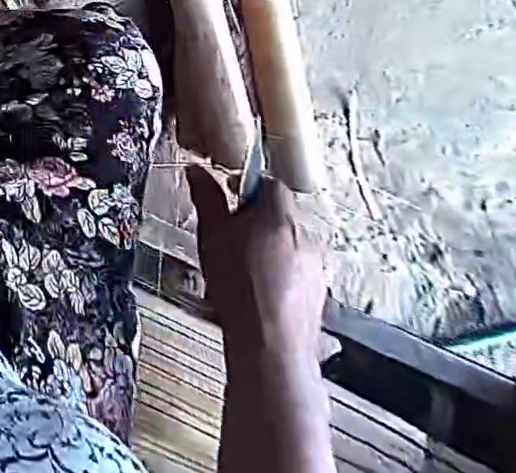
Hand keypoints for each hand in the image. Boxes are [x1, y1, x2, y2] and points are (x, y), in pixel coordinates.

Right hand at [186, 168, 325, 366]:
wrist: (268, 343)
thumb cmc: (238, 285)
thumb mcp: (211, 233)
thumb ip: (206, 198)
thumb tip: (198, 172)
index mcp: (279, 216)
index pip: (270, 184)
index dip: (248, 185)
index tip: (229, 192)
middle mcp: (304, 237)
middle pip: (280, 212)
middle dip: (256, 216)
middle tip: (230, 228)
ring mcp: (315, 267)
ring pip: (289, 241)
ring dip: (268, 242)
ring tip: (241, 260)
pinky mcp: (317, 292)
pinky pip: (297, 267)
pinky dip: (280, 268)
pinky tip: (258, 284)